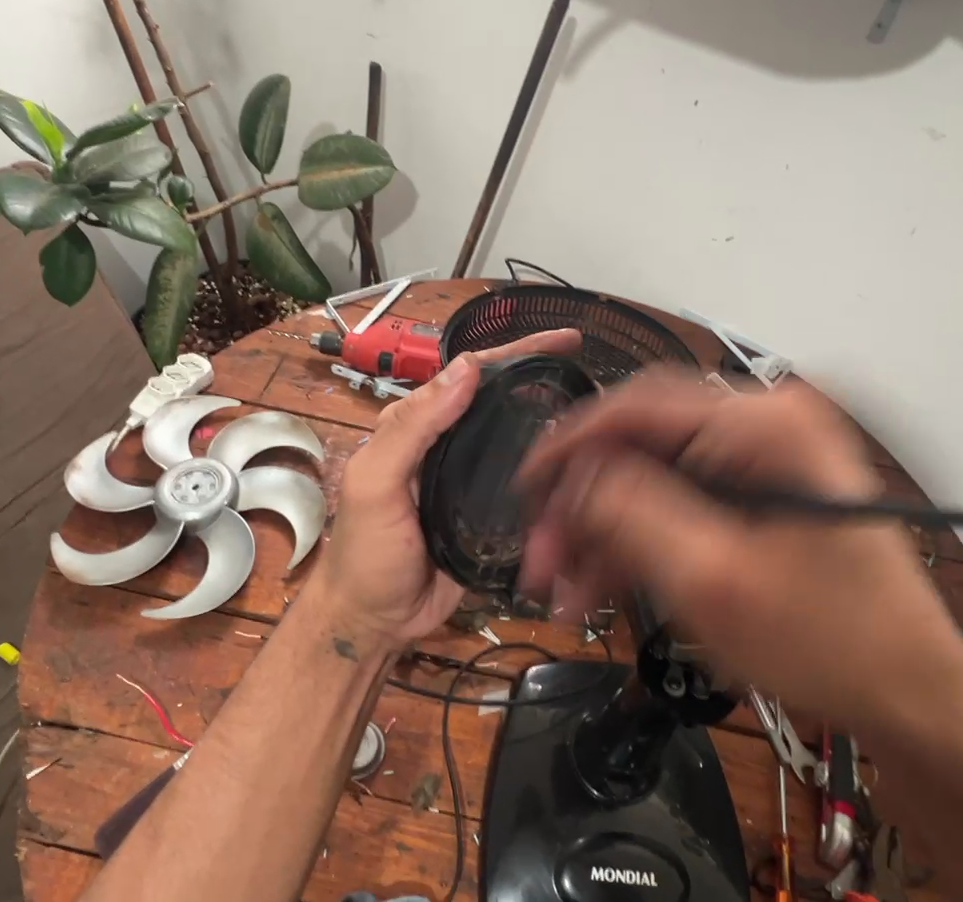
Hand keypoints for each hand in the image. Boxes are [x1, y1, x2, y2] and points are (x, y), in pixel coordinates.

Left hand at [310, 328, 583, 652]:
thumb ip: (412, 427)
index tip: (562, 342)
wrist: (376, 620)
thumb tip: (466, 369)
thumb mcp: (374, 482)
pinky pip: (523, 482)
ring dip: (551, 420)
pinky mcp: (490, 513)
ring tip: (596, 410)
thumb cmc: (366, 551)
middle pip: (498, 399)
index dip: (514, 353)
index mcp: (416, 426)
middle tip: (589, 372)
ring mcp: (470, 478)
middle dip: (541, 378)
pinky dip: (550, 467)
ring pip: (514, 436)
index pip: (468, 375)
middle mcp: (446, 444)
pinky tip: (580, 462)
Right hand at [517, 373, 962, 735]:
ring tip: (565, 587)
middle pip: (639, 445)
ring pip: (650, 477)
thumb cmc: (832, 642)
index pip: (636, 407)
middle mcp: (762, 425)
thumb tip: (573, 477)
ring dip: (602, 529)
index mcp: (764, 424)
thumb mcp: (713, 579)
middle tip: (541, 557)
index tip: (524, 488)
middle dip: (582, 503)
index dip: (568, 446)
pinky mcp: (757, 492)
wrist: (908, 694)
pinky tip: (603, 584)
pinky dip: (637, 540)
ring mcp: (762, 458)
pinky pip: (677, 502)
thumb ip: (631, 514)